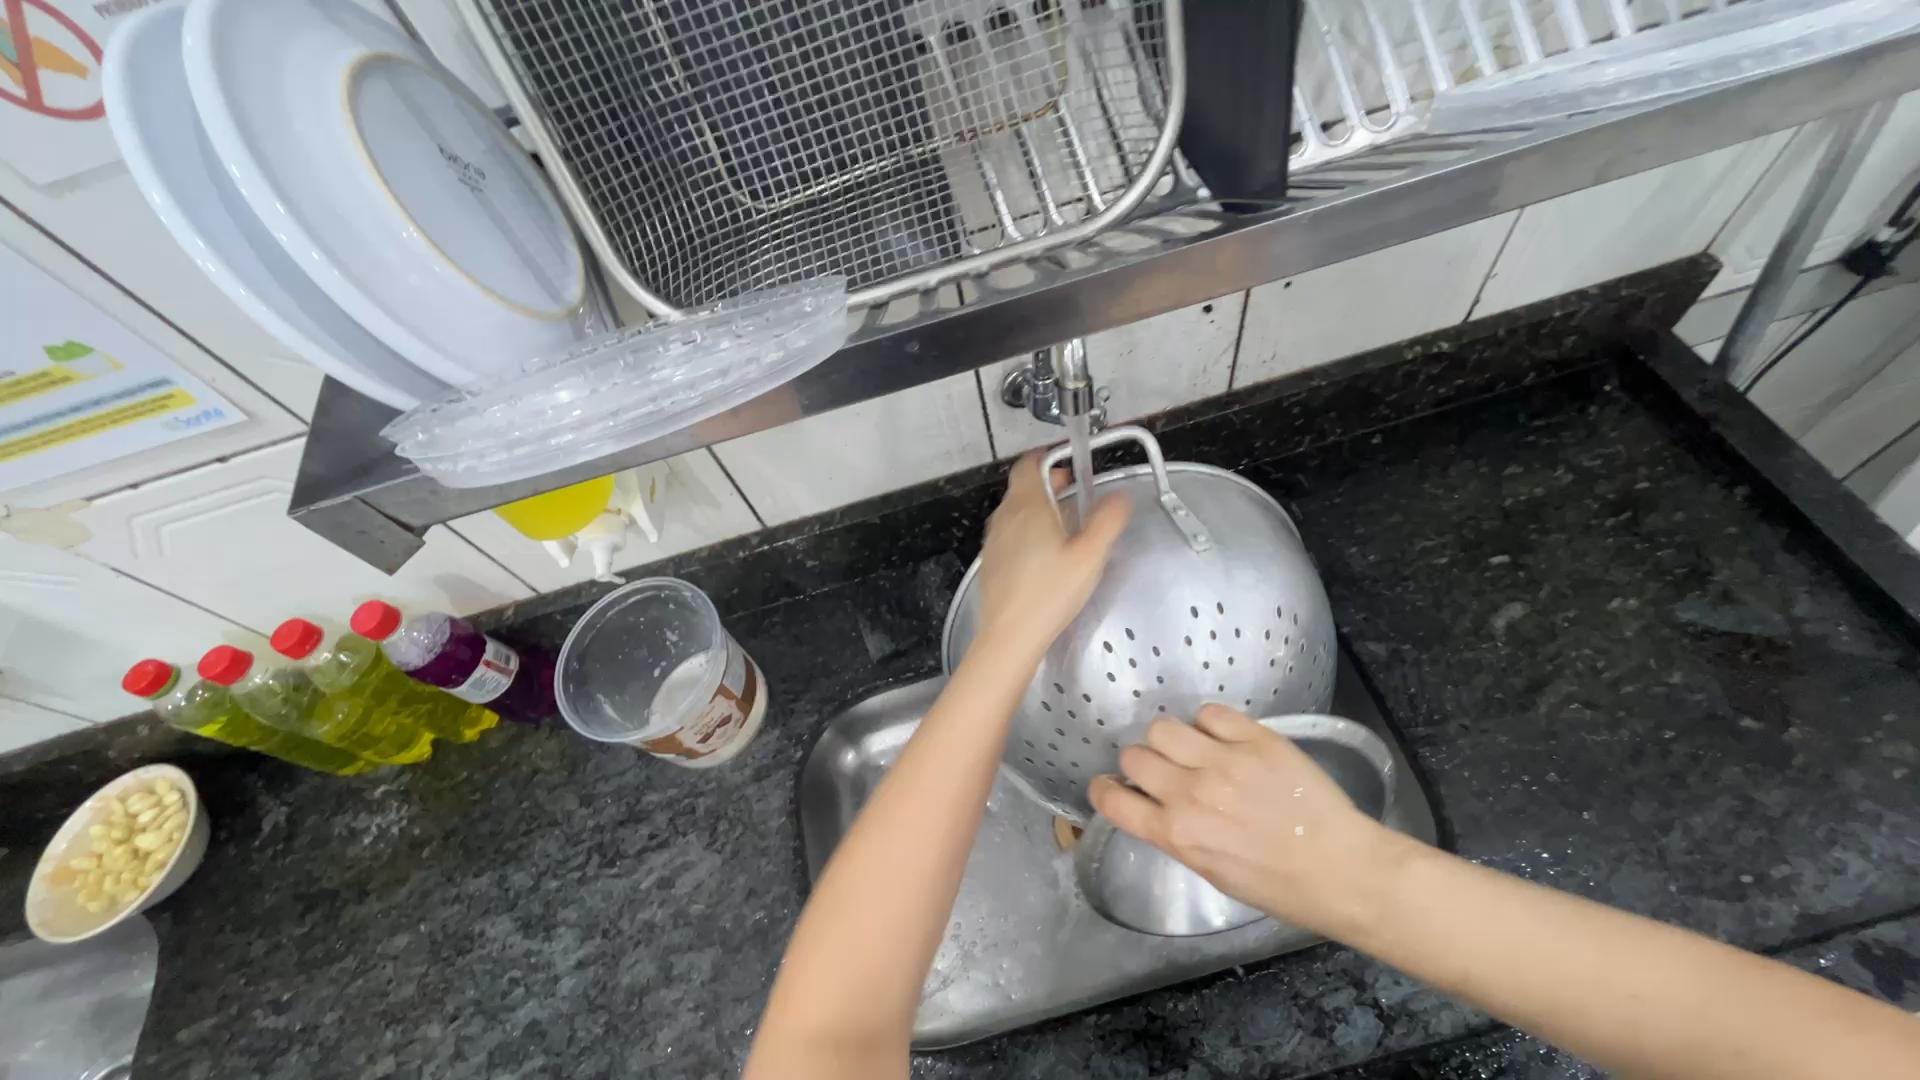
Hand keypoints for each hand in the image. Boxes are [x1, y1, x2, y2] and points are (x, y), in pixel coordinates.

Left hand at [974, 451, 1129, 660]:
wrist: (1010, 634)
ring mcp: (994, 539)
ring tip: (1064, 529)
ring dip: (1039, 510)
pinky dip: (1027, 532)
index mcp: (1028, 505)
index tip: (1070, 470)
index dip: (1049, 459)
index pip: (1029, 464)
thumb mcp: (1090, 555)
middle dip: (1049, 486)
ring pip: (1015, 510)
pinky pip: (1010, 533)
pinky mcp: (991, 560)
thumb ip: (1107, 520)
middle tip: (1075, 500)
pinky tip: (1046, 557)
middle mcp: (1005, 516)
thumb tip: (1119, 497)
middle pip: (1023, 486)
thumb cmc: (1050, 593)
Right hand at [1088, 705, 1403, 939]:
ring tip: (1191, 748)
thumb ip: (1176, 834)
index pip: (1113, 800)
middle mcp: (1190, 794)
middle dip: (1141, 762)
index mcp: (1176, 835)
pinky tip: (1223, 737)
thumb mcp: (1211, 870)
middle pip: (1134, 755)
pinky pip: (1210, 713)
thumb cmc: (1276, 885)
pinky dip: (1209, 723)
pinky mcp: (1255, 739)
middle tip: (1163, 769)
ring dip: (1170, 739)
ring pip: (1163, 727)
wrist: (1341, 870)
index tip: (1110, 785)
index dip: (1104, 789)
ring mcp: (1223, 762)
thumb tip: (1155, 805)